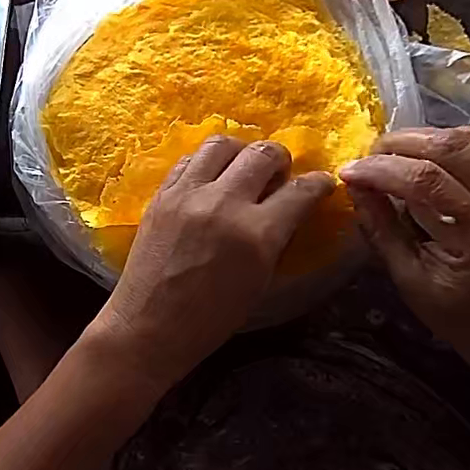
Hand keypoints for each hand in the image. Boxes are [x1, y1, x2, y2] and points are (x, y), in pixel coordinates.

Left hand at [95, 136, 333, 378]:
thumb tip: (289, 208)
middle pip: (263, 153)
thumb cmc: (210, 319)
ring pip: (221, 144)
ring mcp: (187, 195)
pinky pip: (188, 161)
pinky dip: (205, 163)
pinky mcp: (161, 195)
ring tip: (241, 169)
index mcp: (257, 233)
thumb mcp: (260, 281)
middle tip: (278, 175)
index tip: (321, 184)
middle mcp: (223, 203)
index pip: (302, 190)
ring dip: (240, 152)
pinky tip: (209, 179)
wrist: (149, 325)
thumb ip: (276, 238)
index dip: (318, 184)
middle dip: (281, 159)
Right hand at [339, 127, 469, 370]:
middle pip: (455, 148)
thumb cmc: (461, 318)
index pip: (427, 182)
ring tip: (388, 154)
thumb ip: (381, 228)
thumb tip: (354, 185)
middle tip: (366, 156)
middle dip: (401, 144)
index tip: (347, 172)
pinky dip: (447, 145)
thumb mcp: (410, 279)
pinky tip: (419, 157)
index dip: (380, 170)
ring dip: (424, 138)